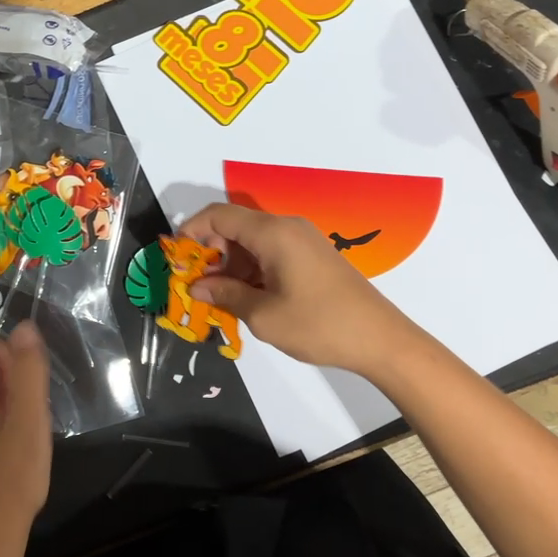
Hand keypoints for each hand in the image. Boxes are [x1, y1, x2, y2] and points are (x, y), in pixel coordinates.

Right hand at [180, 203, 426, 377]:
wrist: (383, 341)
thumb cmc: (320, 325)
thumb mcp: (264, 316)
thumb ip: (225, 295)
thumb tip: (197, 288)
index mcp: (273, 233)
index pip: (219, 215)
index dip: (191, 230)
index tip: (175, 257)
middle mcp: (287, 227)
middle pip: (234, 225)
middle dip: (209, 251)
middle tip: (196, 283)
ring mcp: (303, 239)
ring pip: (251, 240)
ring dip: (230, 263)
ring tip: (220, 296)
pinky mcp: (313, 255)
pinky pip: (270, 250)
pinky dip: (251, 267)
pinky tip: (248, 296)